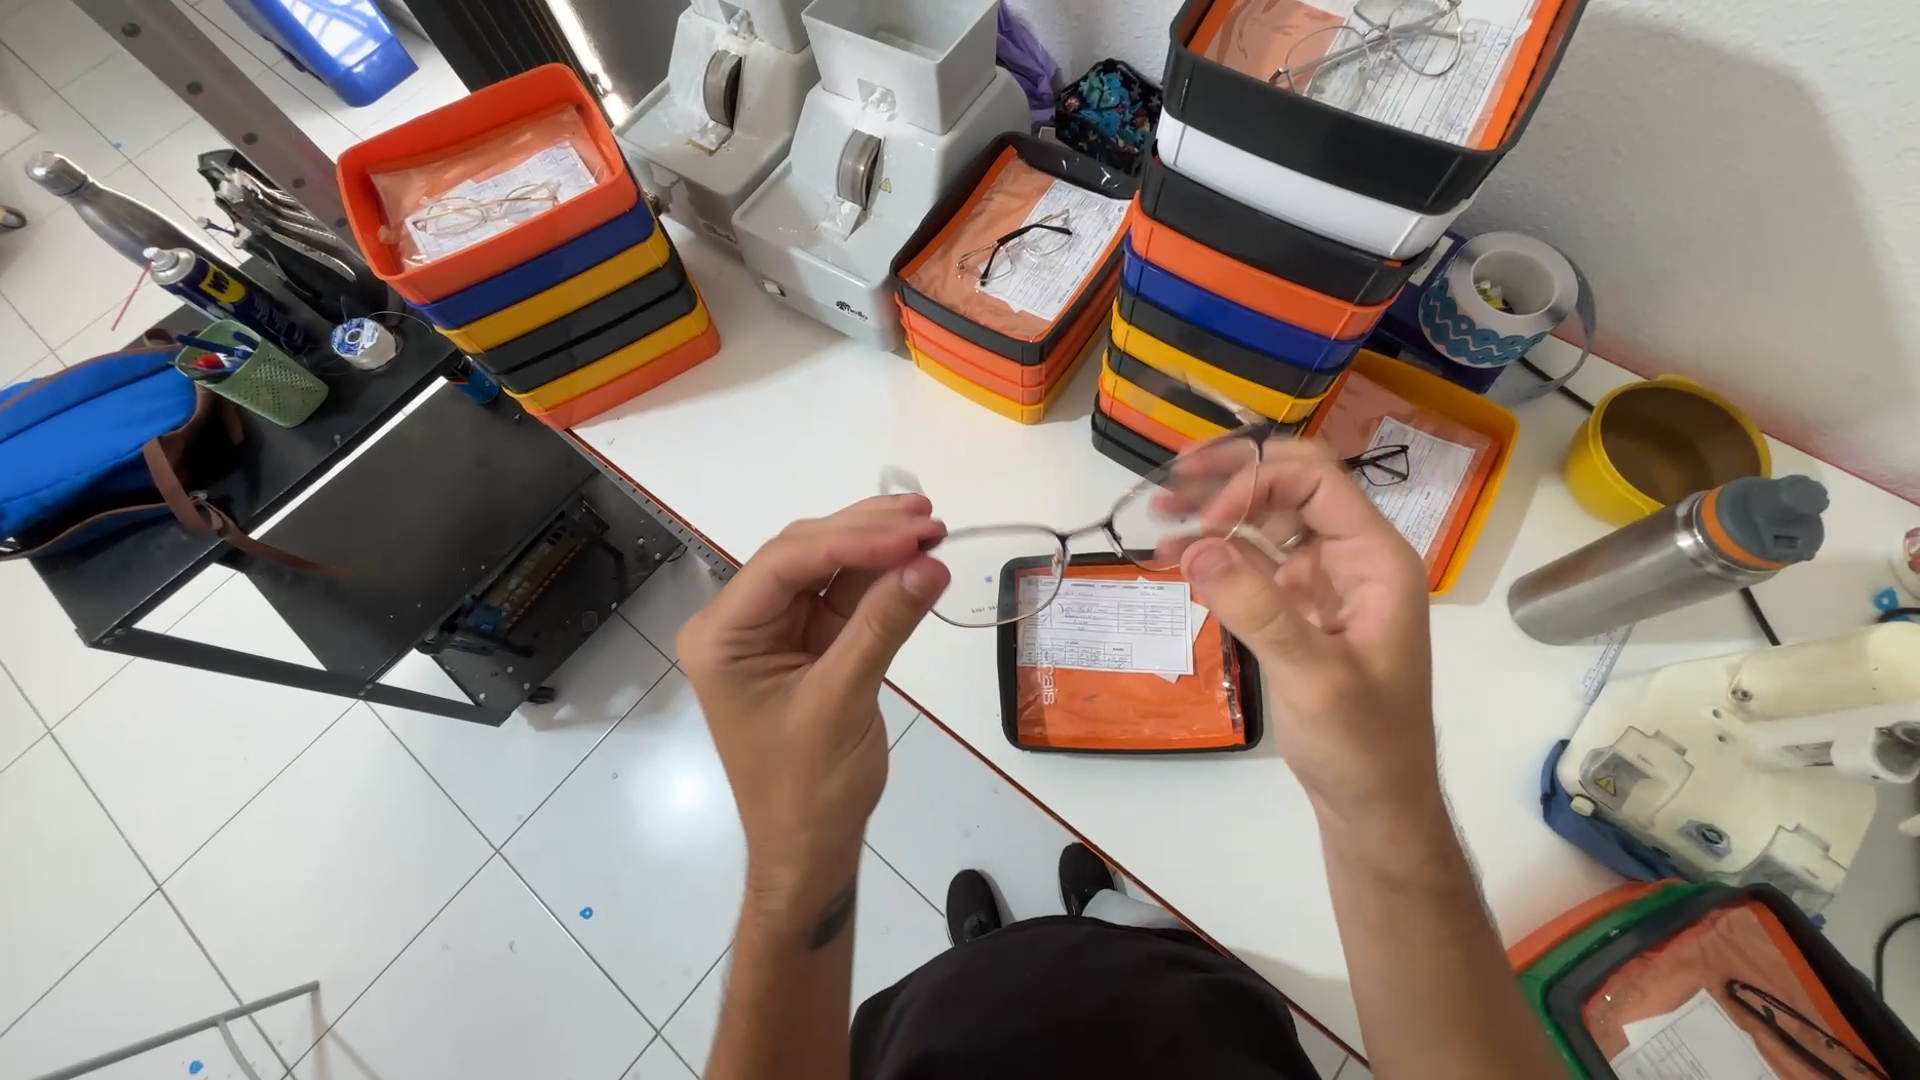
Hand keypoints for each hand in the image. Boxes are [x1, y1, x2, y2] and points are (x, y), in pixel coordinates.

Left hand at [679, 496, 950, 905]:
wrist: (812, 847)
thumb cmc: (809, 787)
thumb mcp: (842, 702)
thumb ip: (883, 626)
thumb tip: (932, 563)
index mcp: (722, 636)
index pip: (783, 565)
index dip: (849, 540)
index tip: (911, 534)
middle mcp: (742, 622)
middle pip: (804, 555)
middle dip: (867, 534)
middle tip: (928, 518)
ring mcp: (779, 630)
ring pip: (828, 567)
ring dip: (879, 547)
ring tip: (930, 525)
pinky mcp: (812, 642)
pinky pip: (847, 596)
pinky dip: (883, 577)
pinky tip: (917, 558)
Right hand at [1176, 439, 1437, 823]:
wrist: (1372, 802)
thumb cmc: (1362, 743)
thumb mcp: (1313, 676)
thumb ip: (1257, 608)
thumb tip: (1196, 547)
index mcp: (1374, 560)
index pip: (1315, 482)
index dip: (1256, 482)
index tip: (1207, 518)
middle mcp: (1349, 557)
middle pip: (1288, 486)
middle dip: (1230, 476)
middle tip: (1171, 478)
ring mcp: (1319, 580)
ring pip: (1264, 519)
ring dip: (1214, 509)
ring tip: (1160, 510)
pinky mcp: (1293, 605)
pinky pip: (1250, 562)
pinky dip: (1213, 552)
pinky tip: (1173, 554)